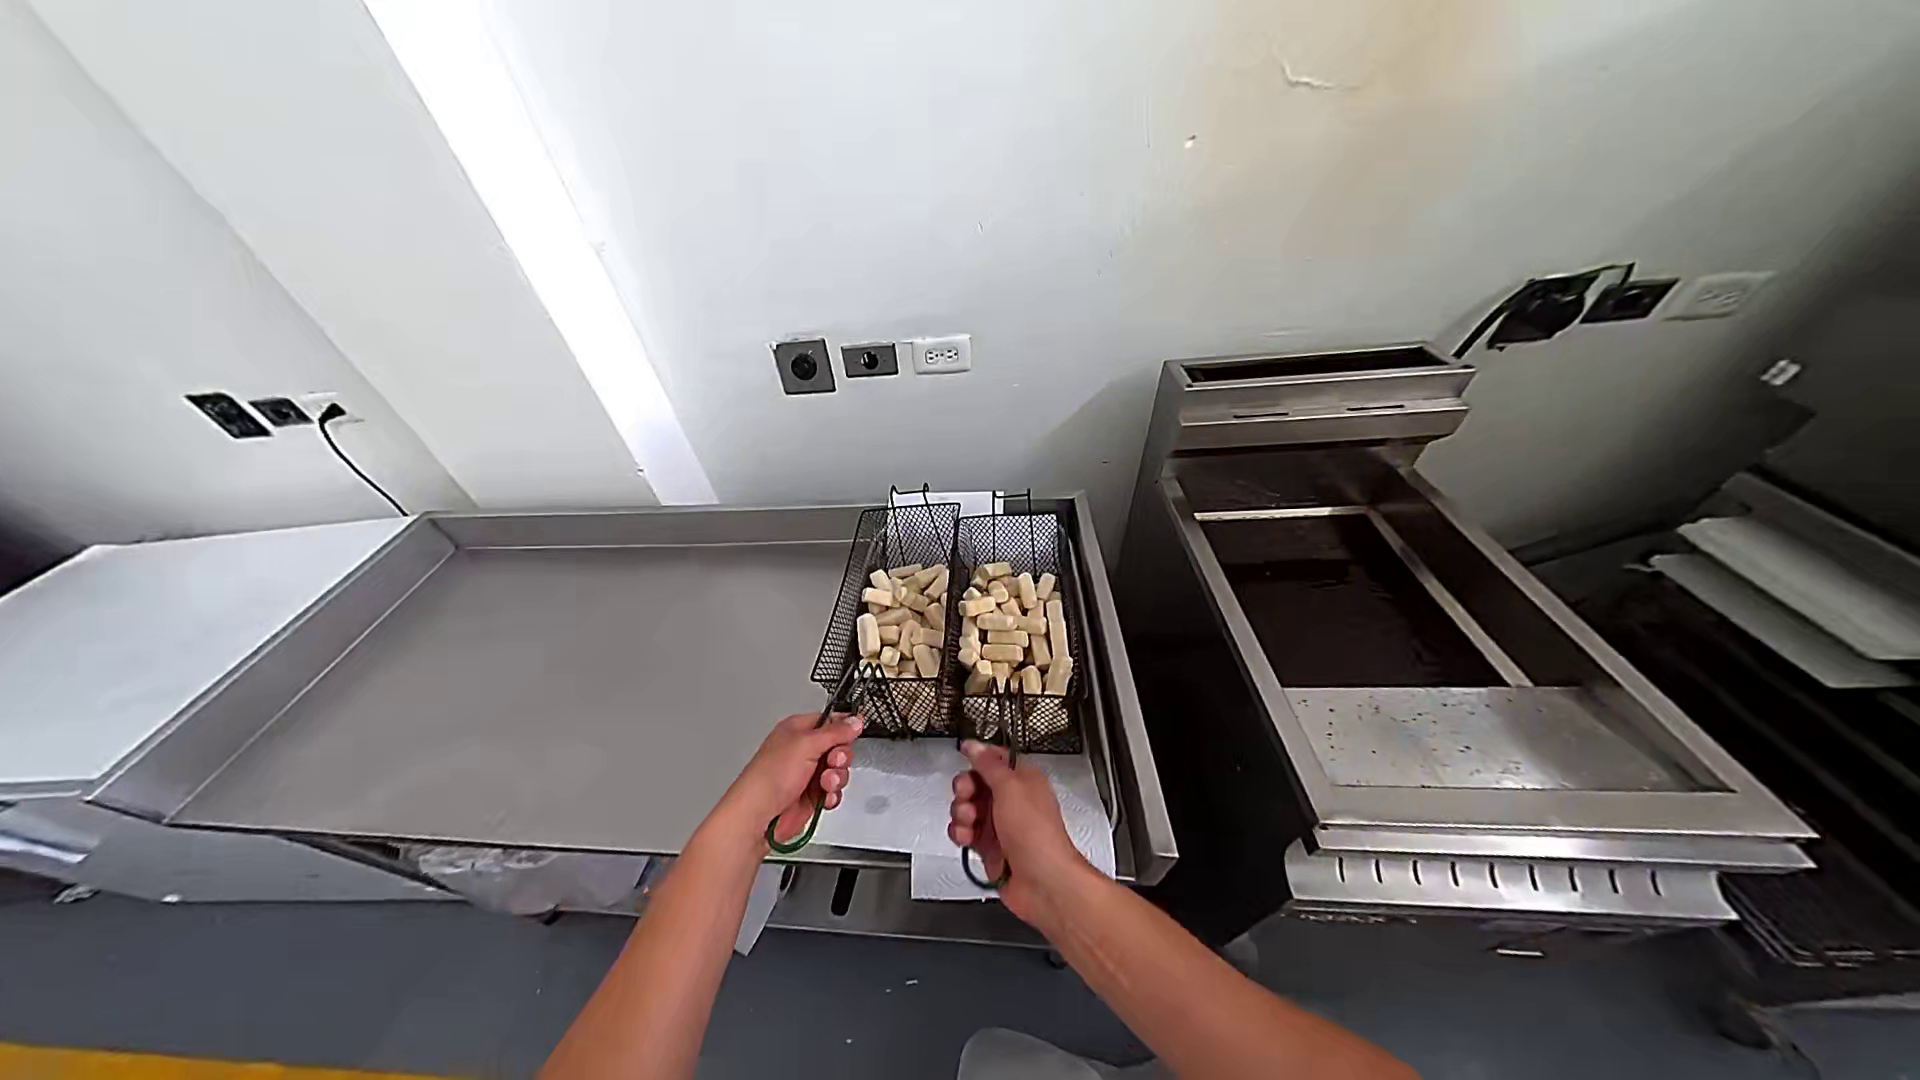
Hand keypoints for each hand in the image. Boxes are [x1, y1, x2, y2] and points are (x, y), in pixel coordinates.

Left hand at [718, 711, 861, 848]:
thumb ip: (836, 732)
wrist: (758, 816)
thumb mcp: (806, 744)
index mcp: (797, 730)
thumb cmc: (768, 778)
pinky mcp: (811, 795)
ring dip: (836, 778)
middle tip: (831, 762)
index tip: (853, 733)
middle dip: (840, 757)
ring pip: (838, 770)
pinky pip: (834, 791)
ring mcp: (807, 773)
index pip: (830, 721)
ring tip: (823, 783)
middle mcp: (802, 750)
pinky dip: (832, 795)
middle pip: (839, 747)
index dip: (843, 728)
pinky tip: (822, 797)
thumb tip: (855, 721)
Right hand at [948, 740, 1091, 919]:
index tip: (964, 755)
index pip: (995, 759)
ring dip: (962, 812)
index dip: (978, 757)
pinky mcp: (989, 846)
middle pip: (976, 783)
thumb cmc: (1038, 835)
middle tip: (966, 794)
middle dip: (965, 787)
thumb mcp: (1011, 788)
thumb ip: (988, 764)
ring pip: (968, 808)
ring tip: (969, 820)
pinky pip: (966, 832)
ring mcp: (1000, 824)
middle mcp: (1012, 800)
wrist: (1042, 883)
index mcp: (1023, 780)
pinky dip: (961, 833)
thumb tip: (975, 746)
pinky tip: (966, 837)